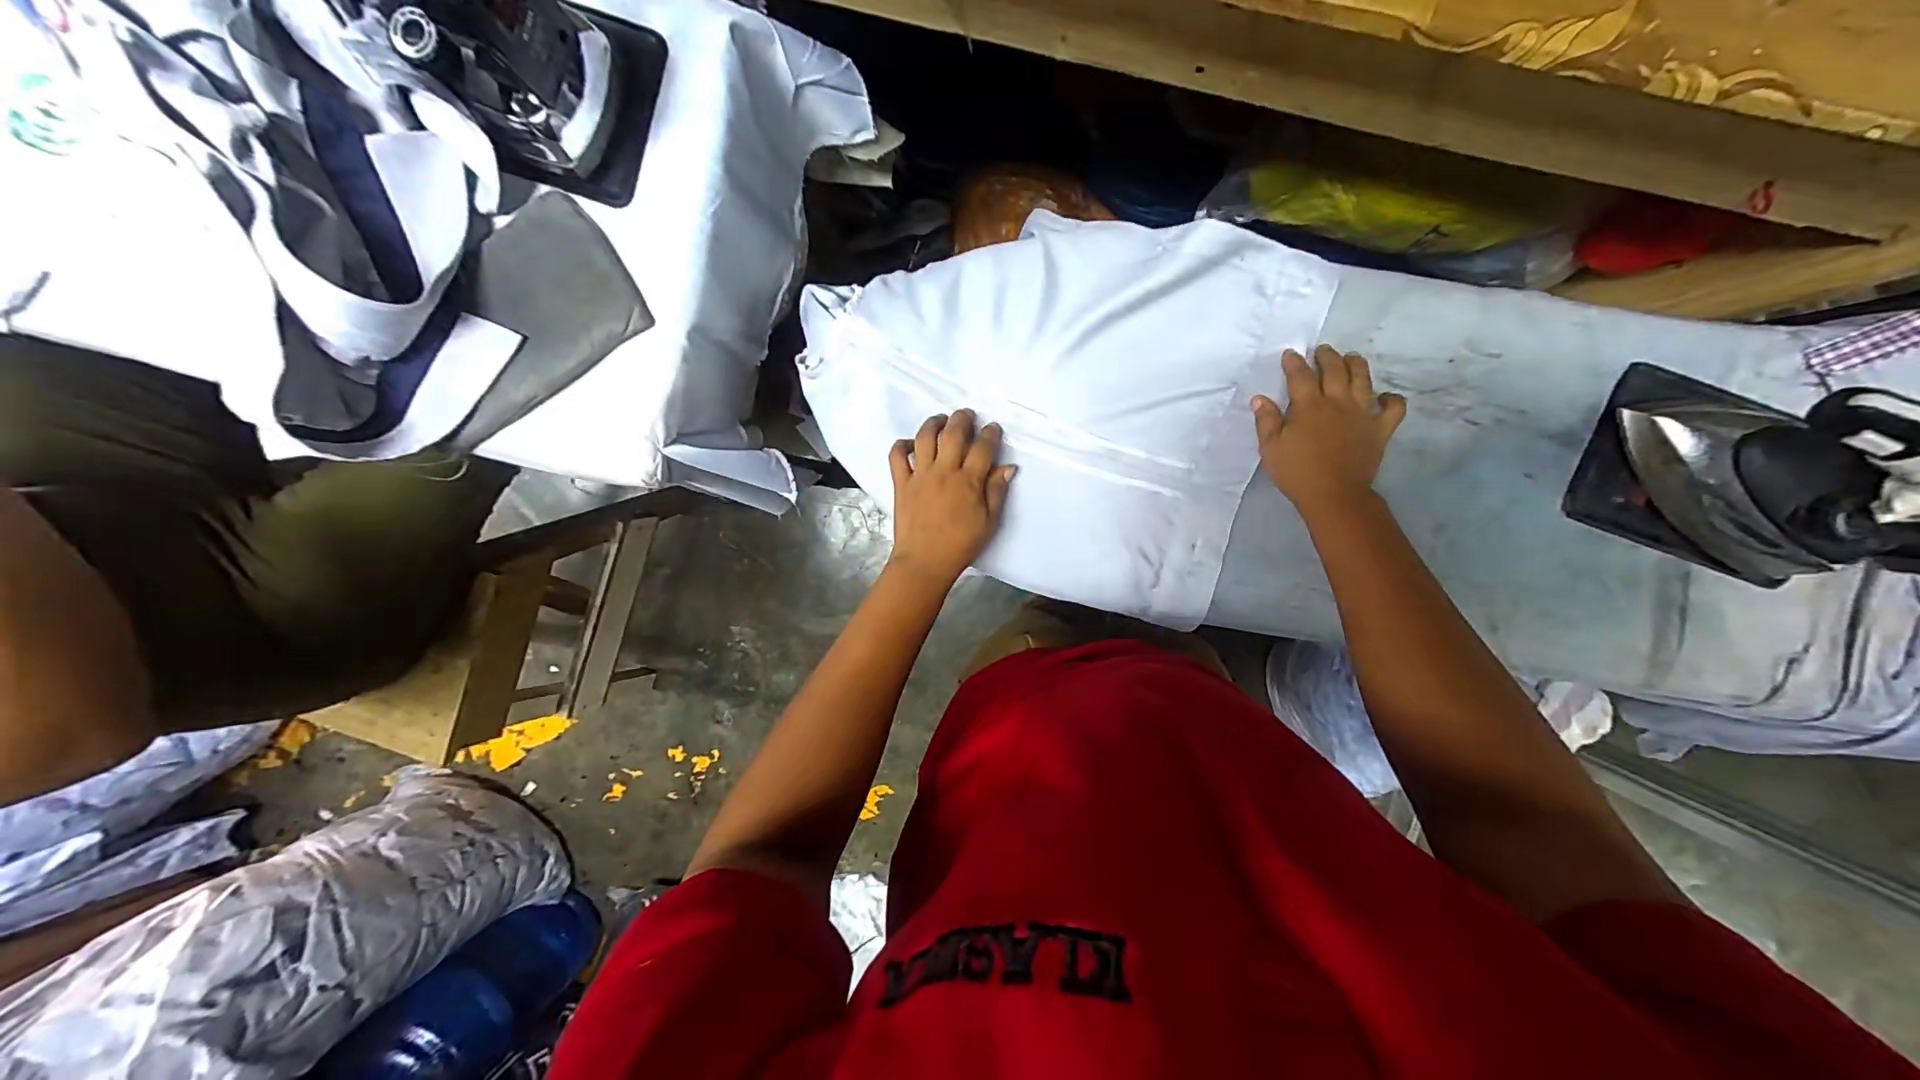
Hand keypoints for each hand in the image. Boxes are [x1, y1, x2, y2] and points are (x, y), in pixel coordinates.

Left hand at [886, 409, 1016, 586]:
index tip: (993, 428)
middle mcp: (944, 472)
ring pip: (924, 437)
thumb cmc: (961, 545)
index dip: (990, 433)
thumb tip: (1008, 467)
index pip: (982, 447)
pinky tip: (910, 443)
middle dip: (962, 419)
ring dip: (933, 423)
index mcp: (968, 481)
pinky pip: (897, 456)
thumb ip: (996, 491)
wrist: (925, 562)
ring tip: (941, 419)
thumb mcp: (988, 522)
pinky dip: (901, 445)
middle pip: (953, 434)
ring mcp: (919, 475)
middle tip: (967, 415)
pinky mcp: (901, 483)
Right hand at [1251, 345, 1406, 514]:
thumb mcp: (1271, 448)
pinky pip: (1394, 407)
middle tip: (1322, 350)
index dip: (1294, 363)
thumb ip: (1266, 421)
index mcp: (1309, 406)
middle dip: (1327, 356)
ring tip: (1350, 357)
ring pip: (1363, 379)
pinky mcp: (1380, 428)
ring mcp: (1363, 413)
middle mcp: (1337, 402)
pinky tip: (1384, 397)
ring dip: (1356, 364)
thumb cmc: (1297, 472)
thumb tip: (1260, 398)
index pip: (1300, 376)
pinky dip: (1391, 398)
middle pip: (1334, 370)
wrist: (1334, 494)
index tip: (1291, 354)